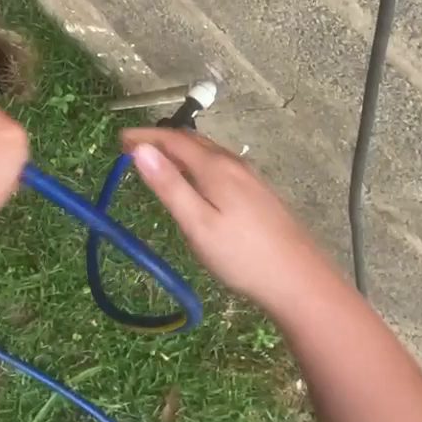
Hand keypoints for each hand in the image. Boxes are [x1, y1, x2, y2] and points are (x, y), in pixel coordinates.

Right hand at [122, 128, 340, 316]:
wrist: (303, 284)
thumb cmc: (242, 256)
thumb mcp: (197, 224)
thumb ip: (168, 185)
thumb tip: (139, 149)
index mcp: (215, 168)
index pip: (173, 139)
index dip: (144, 137)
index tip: (118, 140)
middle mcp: (234, 165)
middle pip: (191, 140)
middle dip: (159, 140)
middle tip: (131, 150)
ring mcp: (250, 178)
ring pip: (207, 152)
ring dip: (178, 150)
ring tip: (155, 161)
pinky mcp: (259, 194)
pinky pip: (219, 165)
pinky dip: (195, 162)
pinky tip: (193, 181)